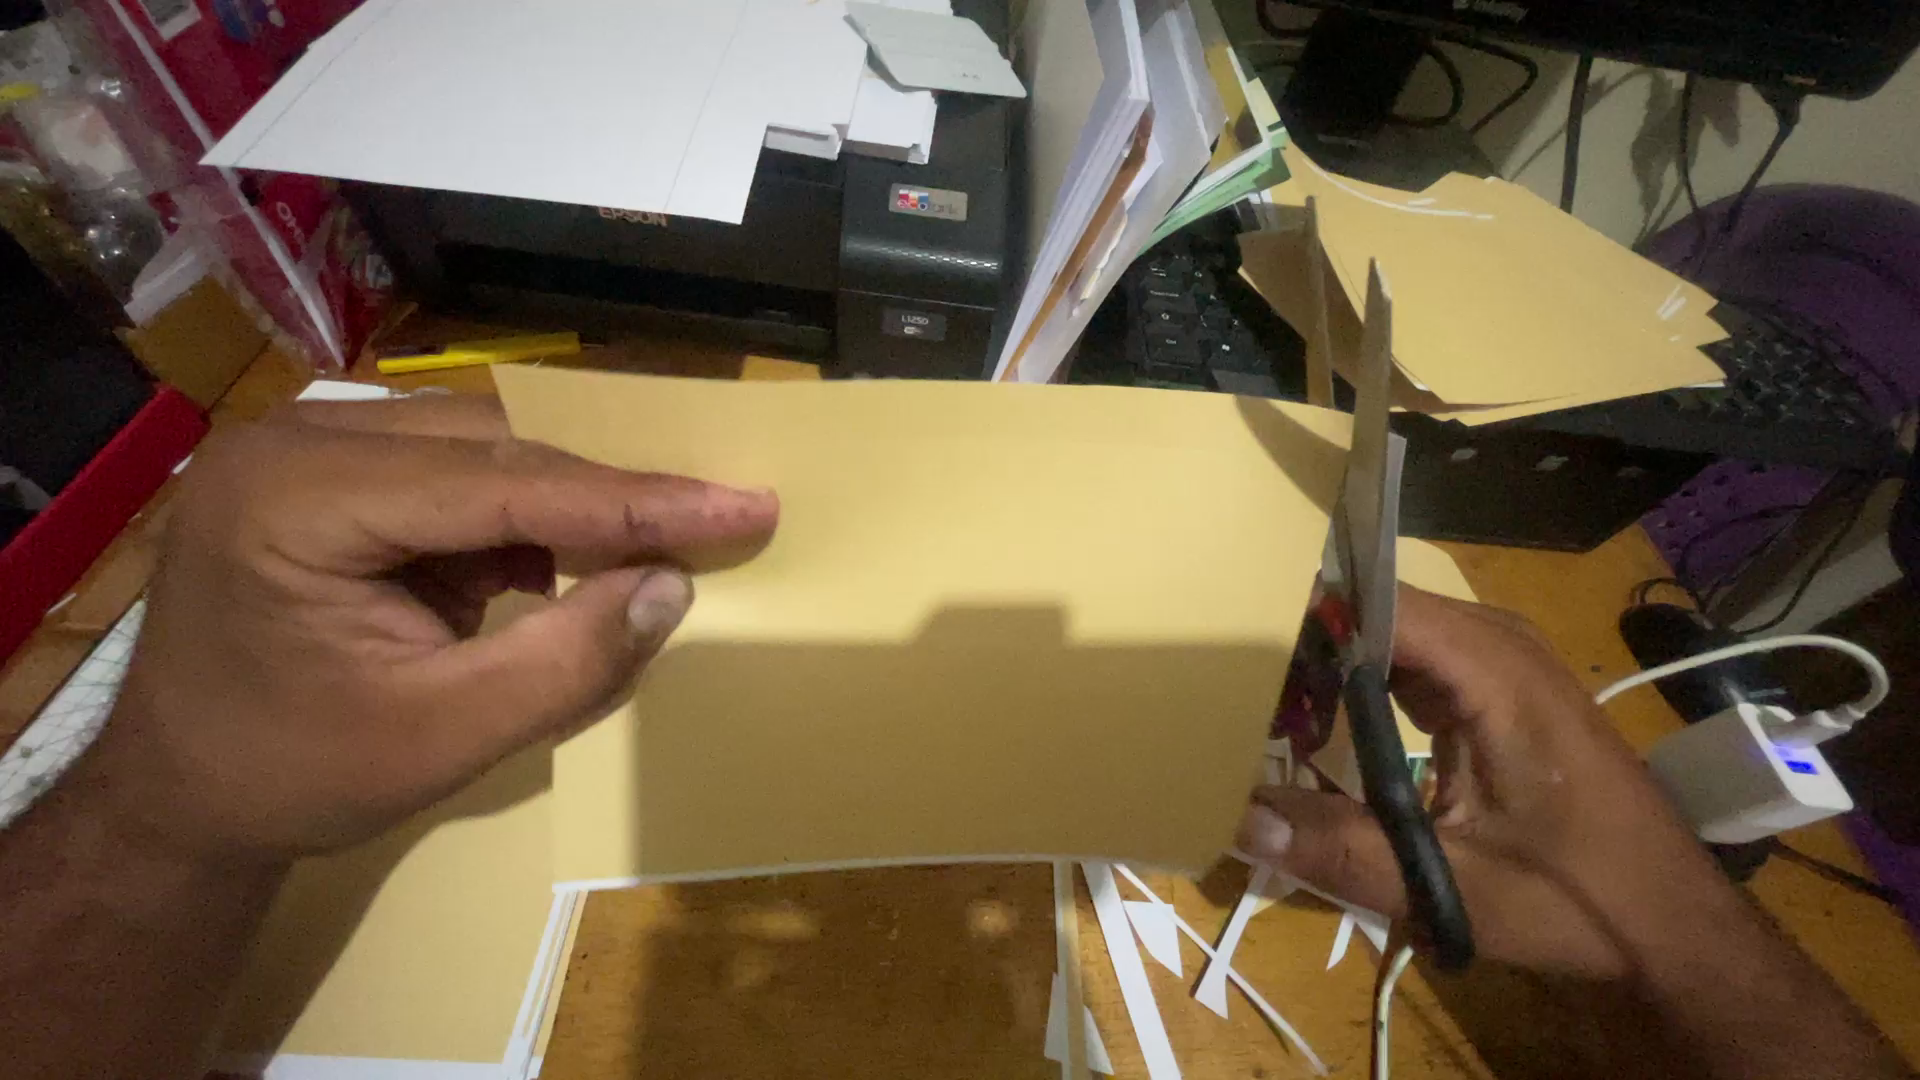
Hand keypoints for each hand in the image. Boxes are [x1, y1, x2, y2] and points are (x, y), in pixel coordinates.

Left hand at [82, 395, 777, 863]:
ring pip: (507, 449)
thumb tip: (674, 585)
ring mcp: (329, 449)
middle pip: (512, 448)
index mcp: (298, 499)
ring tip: (669, 540)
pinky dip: (550, 515)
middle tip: (724, 518)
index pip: (509, 483)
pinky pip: (486, 472)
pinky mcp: (360, 474)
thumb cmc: (298, 773)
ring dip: (590, 501)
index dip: (639, 501)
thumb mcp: (446, 736)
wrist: (185, 793)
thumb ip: (569, 660)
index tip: (745, 505)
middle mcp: (306, 442)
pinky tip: (581, 557)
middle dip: (624, 494)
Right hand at [1239, 587, 1737, 978]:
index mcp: (1494, 672)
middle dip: (1295, 638)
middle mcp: (1490, 642)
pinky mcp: (1482, 681)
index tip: (1226, 644)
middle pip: (1366, 607)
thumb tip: (1239, 819)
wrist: (1676, 927)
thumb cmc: (1584, 903)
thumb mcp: (1457, 889)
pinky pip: (1395, 652)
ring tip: (1254, 696)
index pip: (1373, 603)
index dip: (1297, 614)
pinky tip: (1309, 715)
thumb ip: (1345, 852)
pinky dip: (1346, 677)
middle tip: (1226, 681)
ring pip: (1377, 627)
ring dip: (1316, 659)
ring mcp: (1489, 657)